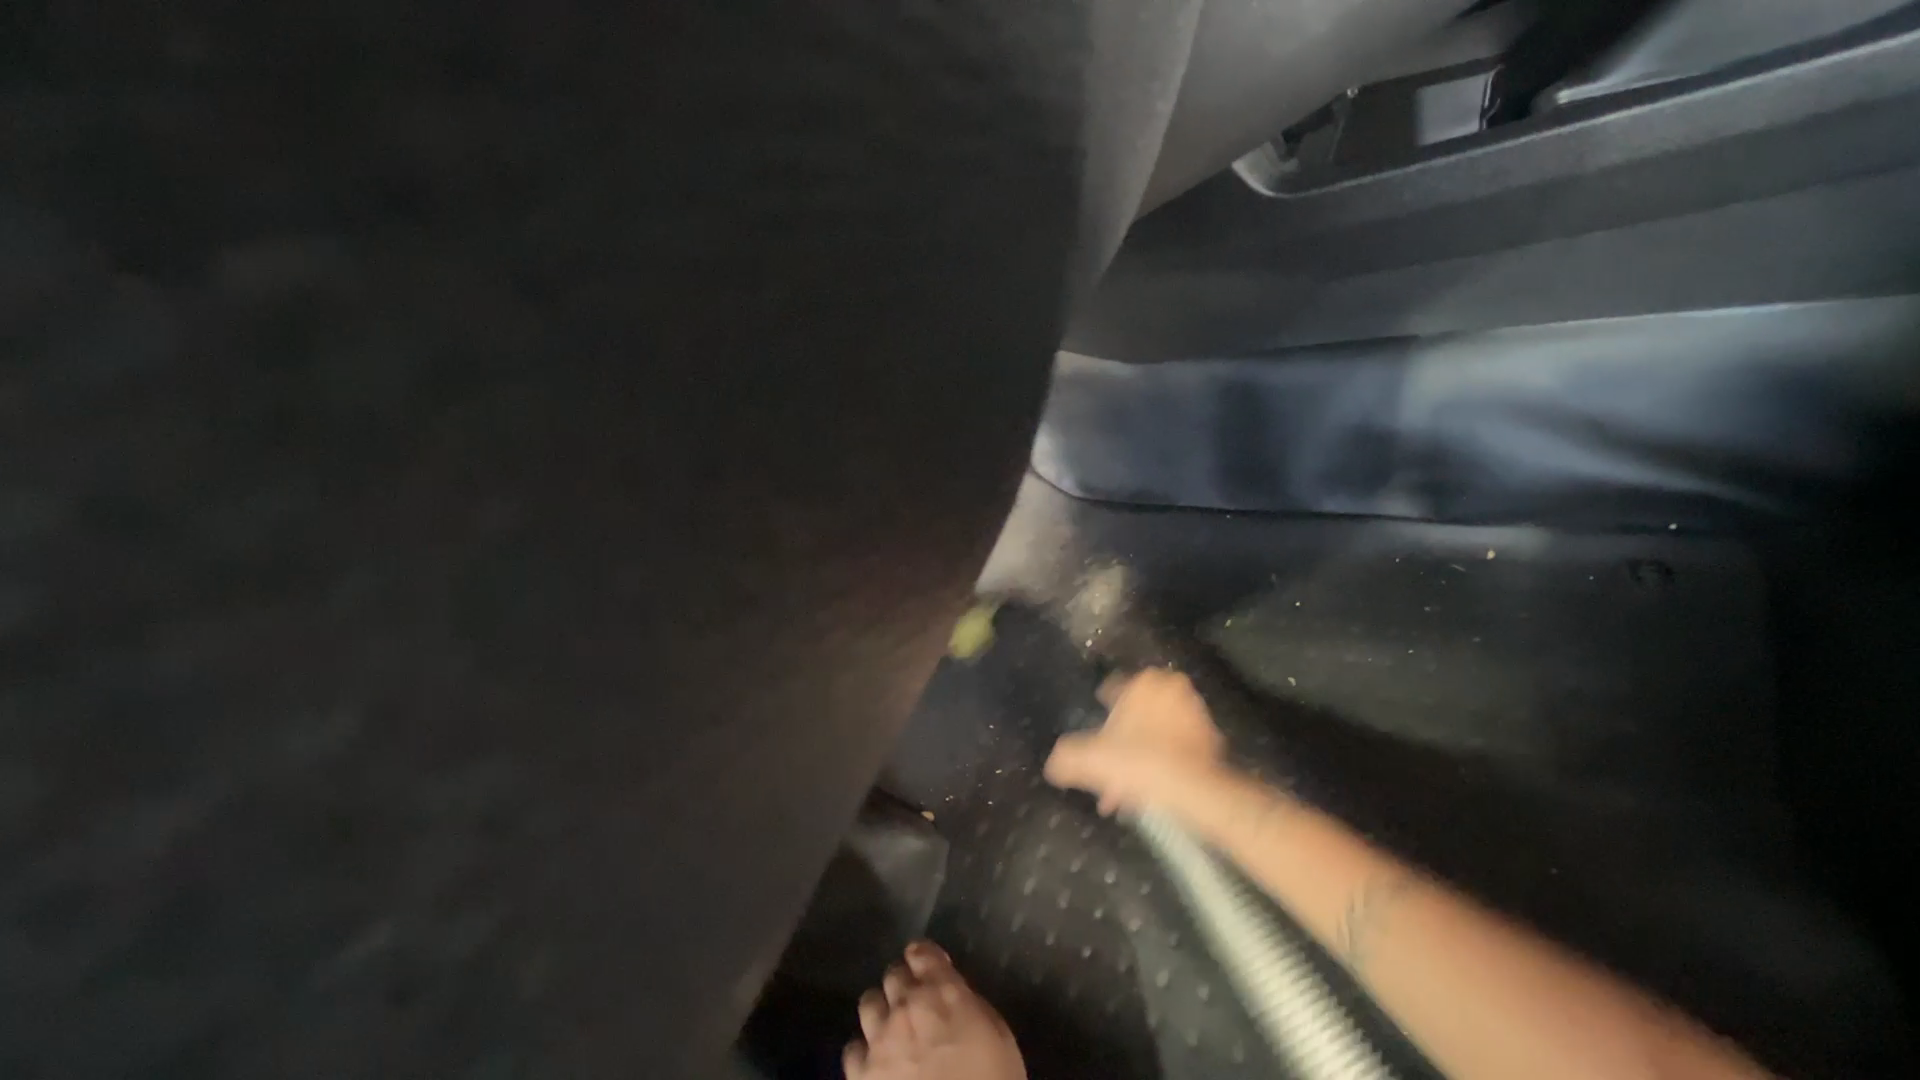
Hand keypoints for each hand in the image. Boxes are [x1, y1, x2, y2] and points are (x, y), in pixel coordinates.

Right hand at [1043, 668, 1225, 815]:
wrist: (1193, 790)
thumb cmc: (1139, 762)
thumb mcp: (1091, 759)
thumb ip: (1067, 758)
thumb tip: (1053, 765)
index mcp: (1144, 682)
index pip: (1112, 690)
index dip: (1100, 714)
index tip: (1096, 733)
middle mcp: (1172, 690)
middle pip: (1136, 715)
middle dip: (1121, 742)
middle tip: (1110, 768)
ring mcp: (1195, 713)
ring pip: (1156, 734)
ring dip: (1140, 756)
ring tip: (1127, 787)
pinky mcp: (1211, 739)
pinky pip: (1176, 749)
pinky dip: (1163, 765)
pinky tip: (1149, 790)